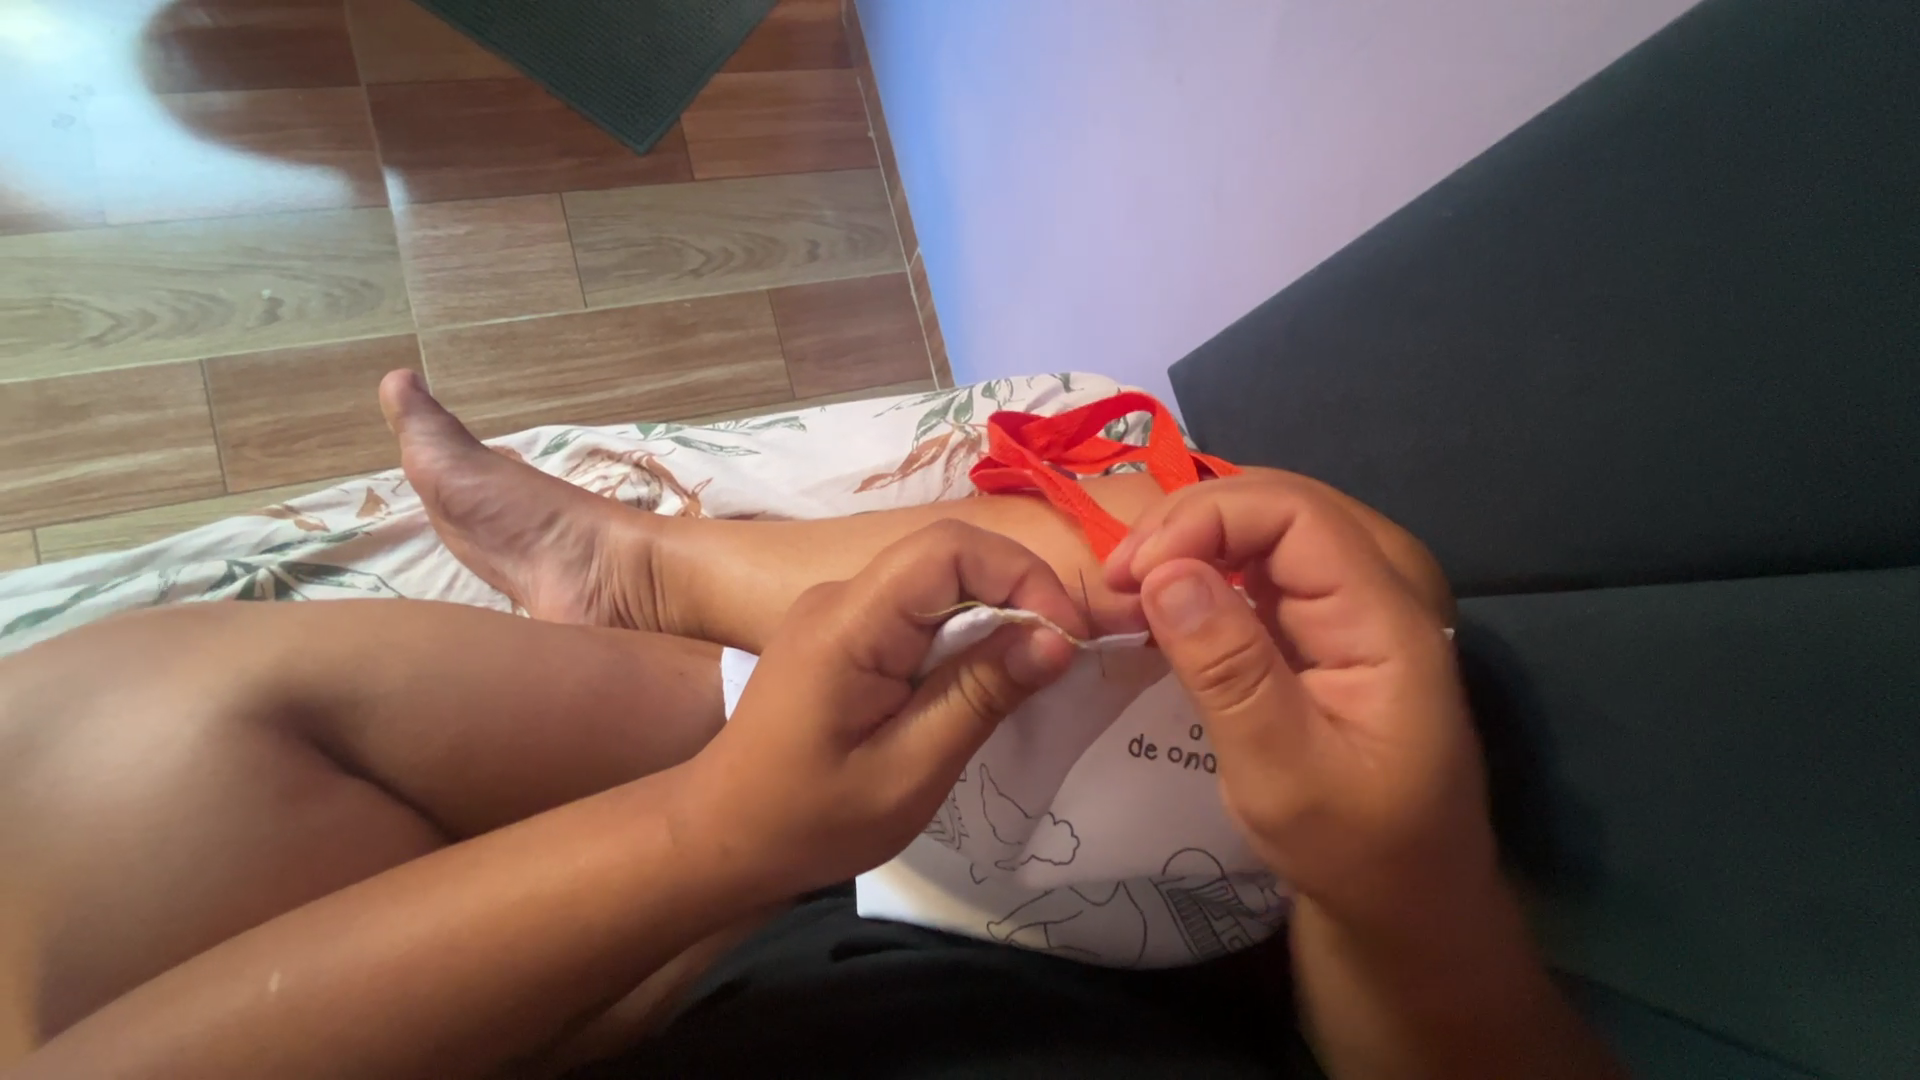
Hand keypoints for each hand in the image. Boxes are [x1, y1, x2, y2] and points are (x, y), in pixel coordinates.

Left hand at [674, 521, 1084, 898]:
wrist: (724, 835)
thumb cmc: (811, 819)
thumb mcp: (909, 773)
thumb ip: (980, 697)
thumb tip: (1057, 640)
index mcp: (850, 622)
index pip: (948, 549)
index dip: (1020, 575)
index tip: (1064, 637)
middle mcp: (842, 596)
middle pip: (948, 557)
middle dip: (1017, 593)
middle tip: (1058, 657)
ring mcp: (840, 609)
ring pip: (938, 581)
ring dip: (994, 614)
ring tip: (1030, 670)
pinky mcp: (845, 631)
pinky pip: (919, 609)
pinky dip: (964, 633)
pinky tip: (981, 677)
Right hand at [1105, 474, 1498, 937]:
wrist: (1403, 887)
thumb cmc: (1350, 843)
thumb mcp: (1282, 773)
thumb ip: (1229, 670)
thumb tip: (1162, 572)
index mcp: (1387, 618)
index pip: (1294, 513)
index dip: (1203, 520)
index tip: (1132, 574)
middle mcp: (1382, 581)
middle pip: (1278, 499)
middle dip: (1186, 522)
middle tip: (1119, 576)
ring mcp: (1357, 591)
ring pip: (1265, 516)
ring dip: (1189, 537)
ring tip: (1132, 583)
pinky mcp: (1328, 608)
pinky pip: (1261, 552)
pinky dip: (1203, 561)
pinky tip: (1165, 593)